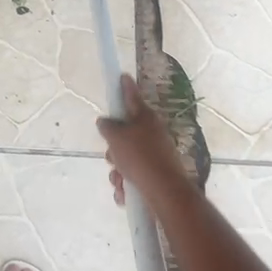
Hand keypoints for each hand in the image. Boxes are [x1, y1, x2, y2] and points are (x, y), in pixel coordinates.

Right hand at [96, 74, 189, 206]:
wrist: (165, 193)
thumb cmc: (140, 158)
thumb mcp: (116, 137)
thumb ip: (107, 127)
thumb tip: (105, 122)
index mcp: (145, 117)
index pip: (131, 96)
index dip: (124, 86)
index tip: (123, 75)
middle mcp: (152, 133)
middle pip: (125, 133)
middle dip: (114, 147)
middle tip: (111, 155)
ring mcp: (156, 155)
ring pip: (127, 157)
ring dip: (118, 170)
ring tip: (119, 181)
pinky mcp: (157, 175)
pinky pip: (134, 177)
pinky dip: (127, 185)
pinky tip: (125, 194)